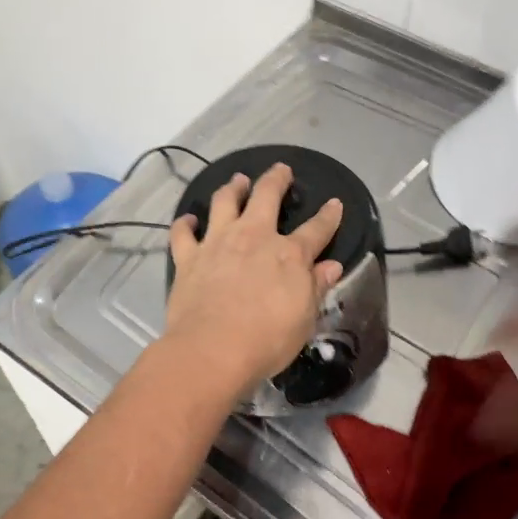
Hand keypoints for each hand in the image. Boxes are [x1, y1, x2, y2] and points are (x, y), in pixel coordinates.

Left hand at [165, 164, 344, 386]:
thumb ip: (316, 288)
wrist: (212, 349)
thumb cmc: (267, 340)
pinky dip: (185, 224)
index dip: (329, 216)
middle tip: (280, 169)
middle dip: (276, 179)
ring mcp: (218, 243)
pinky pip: (183, 232)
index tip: (335, 204)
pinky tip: (187, 220)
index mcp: (290, 254)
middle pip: (266, 196)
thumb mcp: (304, 319)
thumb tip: (331, 267)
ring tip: (236, 181)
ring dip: (232, 188)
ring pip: (224, 202)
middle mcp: (254, 237)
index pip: (317, 229)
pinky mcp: (188, 257)